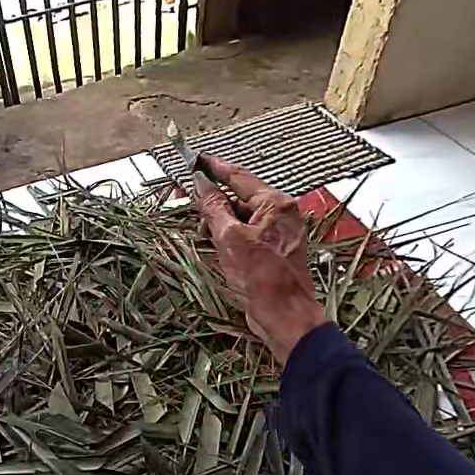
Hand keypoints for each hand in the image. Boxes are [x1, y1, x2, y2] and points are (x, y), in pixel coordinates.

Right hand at [192, 157, 327, 362]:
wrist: (284, 314)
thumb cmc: (260, 275)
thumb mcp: (229, 238)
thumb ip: (214, 207)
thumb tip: (201, 184)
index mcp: (276, 204)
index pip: (239, 177)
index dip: (215, 168)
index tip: (197, 160)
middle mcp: (282, 214)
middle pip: (240, 199)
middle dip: (214, 203)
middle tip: (190, 204)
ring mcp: (279, 233)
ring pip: (241, 219)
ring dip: (219, 224)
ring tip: (201, 234)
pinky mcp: (274, 252)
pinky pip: (247, 235)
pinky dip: (229, 238)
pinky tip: (215, 247)